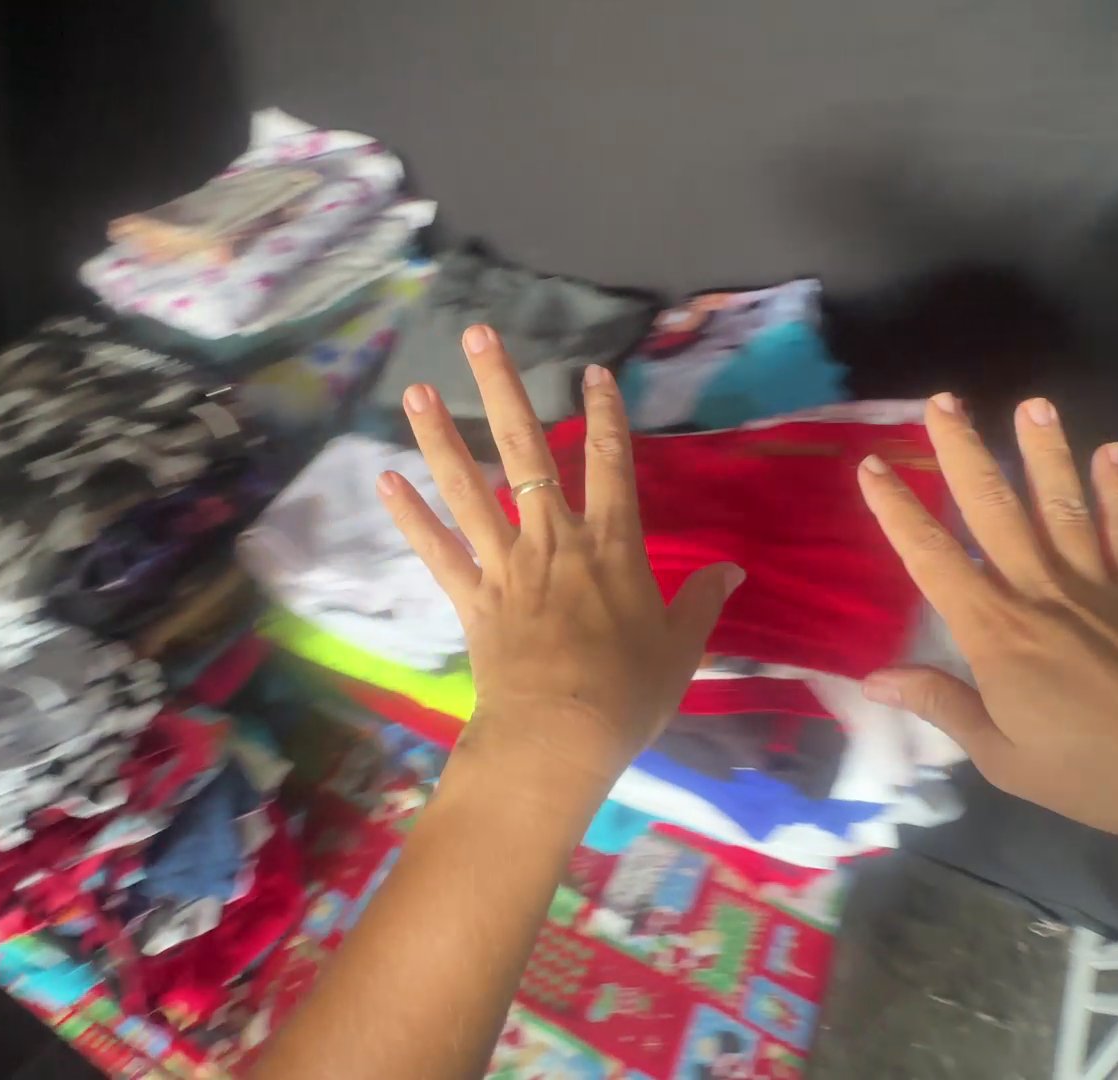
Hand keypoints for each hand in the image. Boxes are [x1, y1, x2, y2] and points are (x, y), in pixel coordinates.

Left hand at [378, 325, 742, 789]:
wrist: (561, 738)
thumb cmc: (628, 692)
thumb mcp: (681, 647)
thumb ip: (702, 601)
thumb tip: (733, 571)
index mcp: (611, 545)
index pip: (613, 462)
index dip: (607, 413)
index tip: (594, 372)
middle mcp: (554, 539)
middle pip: (525, 451)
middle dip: (502, 390)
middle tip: (477, 336)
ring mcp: (506, 565)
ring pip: (468, 489)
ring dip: (440, 438)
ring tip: (416, 390)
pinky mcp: (473, 597)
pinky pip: (438, 550)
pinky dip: (411, 517)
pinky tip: (384, 481)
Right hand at [856, 394, 1117, 872]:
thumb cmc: (1102, 775)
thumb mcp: (1005, 757)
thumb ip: (942, 705)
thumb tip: (874, 678)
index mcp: (997, 633)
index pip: (932, 558)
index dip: (898, 510)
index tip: (873, 465)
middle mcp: (1042, 593)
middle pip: (994, 511)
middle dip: (963, 454)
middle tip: (943, 402)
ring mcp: (1098, 589)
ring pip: (1060, 507)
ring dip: (1043, 453)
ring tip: (1032, 404)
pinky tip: (1114, 453)